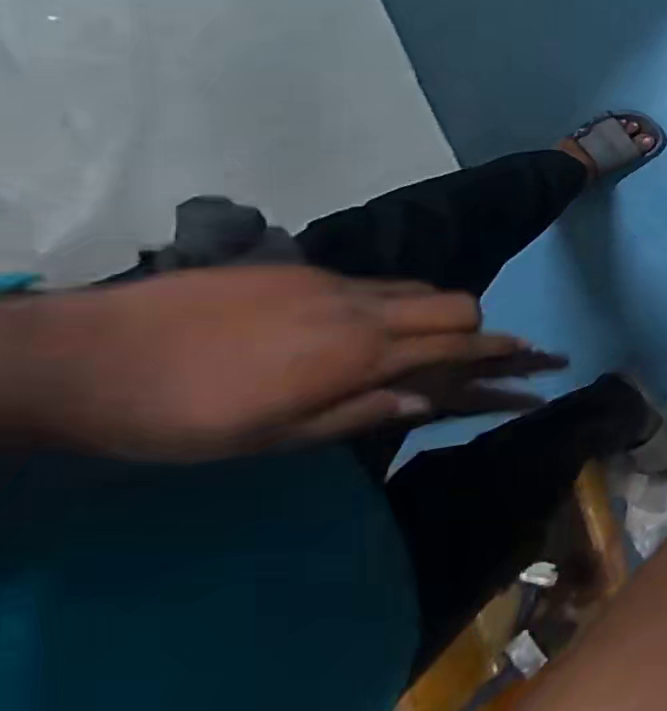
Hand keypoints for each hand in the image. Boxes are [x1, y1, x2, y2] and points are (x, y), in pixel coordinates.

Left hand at [3, 266, 561, 461]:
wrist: (78, 356)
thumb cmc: (180, 418)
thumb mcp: (272, 438)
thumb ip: (360, 412)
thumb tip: (427, 400)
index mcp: (359, 356)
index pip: (458, 350)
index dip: (505, 357)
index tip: (544, 360)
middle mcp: (362, 311)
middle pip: (457, 307)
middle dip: (484, 331)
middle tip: (494, 352)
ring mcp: (334, 285)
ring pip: (422, 289)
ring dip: (443, 315)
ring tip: (436, 340)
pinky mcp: (305, 272)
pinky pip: (379, 283)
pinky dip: (396, 304)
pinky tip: (369, 323)